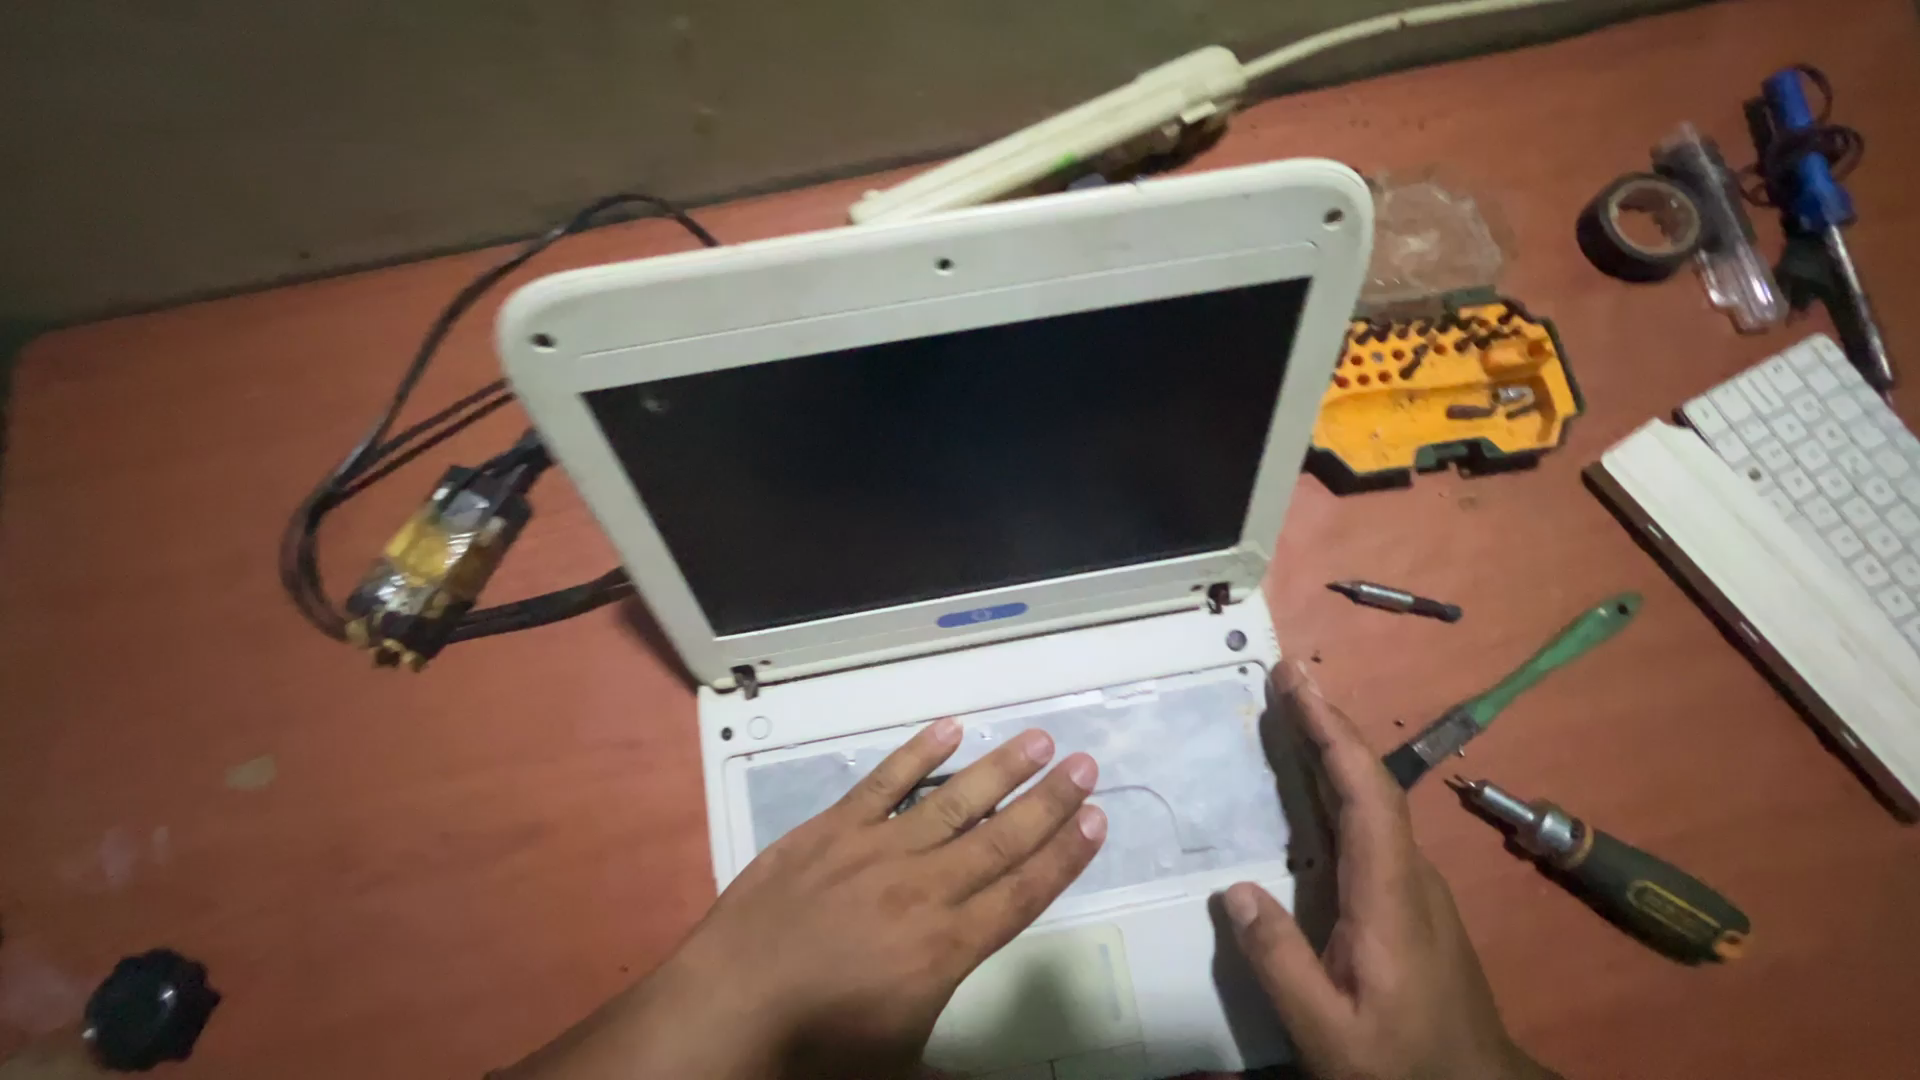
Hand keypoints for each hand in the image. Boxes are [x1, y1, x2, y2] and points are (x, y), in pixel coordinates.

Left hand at [500, 720, 1105, 1079]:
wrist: (728, 1009)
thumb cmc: (815, 1048)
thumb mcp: (898, 1061)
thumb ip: (948, 1050)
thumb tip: (988, 1072)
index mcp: (947, 949)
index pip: (1023, 892)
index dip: (1065, 855)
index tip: (1097, 820)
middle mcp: (925, 889)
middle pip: (1002, 839)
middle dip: (1050, 802)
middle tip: (1086, 765)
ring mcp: (878, 851)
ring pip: (954, 800)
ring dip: (1000, 769)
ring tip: (1038, 740)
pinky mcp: (834, 828)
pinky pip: (884, 782)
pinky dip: (917, 753)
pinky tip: (949, 728)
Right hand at [1223, 665, 1558, 1079]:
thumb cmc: (1403, 1063)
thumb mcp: (1329, 1032)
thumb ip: (1280, 963)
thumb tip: (1234, 890)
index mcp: (1390, 895)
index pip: (1367, 794)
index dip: (1333, 733)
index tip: (1298, 684)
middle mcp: (1407, 874)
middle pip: (1369, 781)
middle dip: (1327, 721)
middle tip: (1285, 674)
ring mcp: (1410, 884)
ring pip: (1371, 796)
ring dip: (1331, 745)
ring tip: (1288, 708)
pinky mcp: (1404, 896)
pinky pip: (1367, 819)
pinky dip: (1335, 780)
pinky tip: (1308, 777)